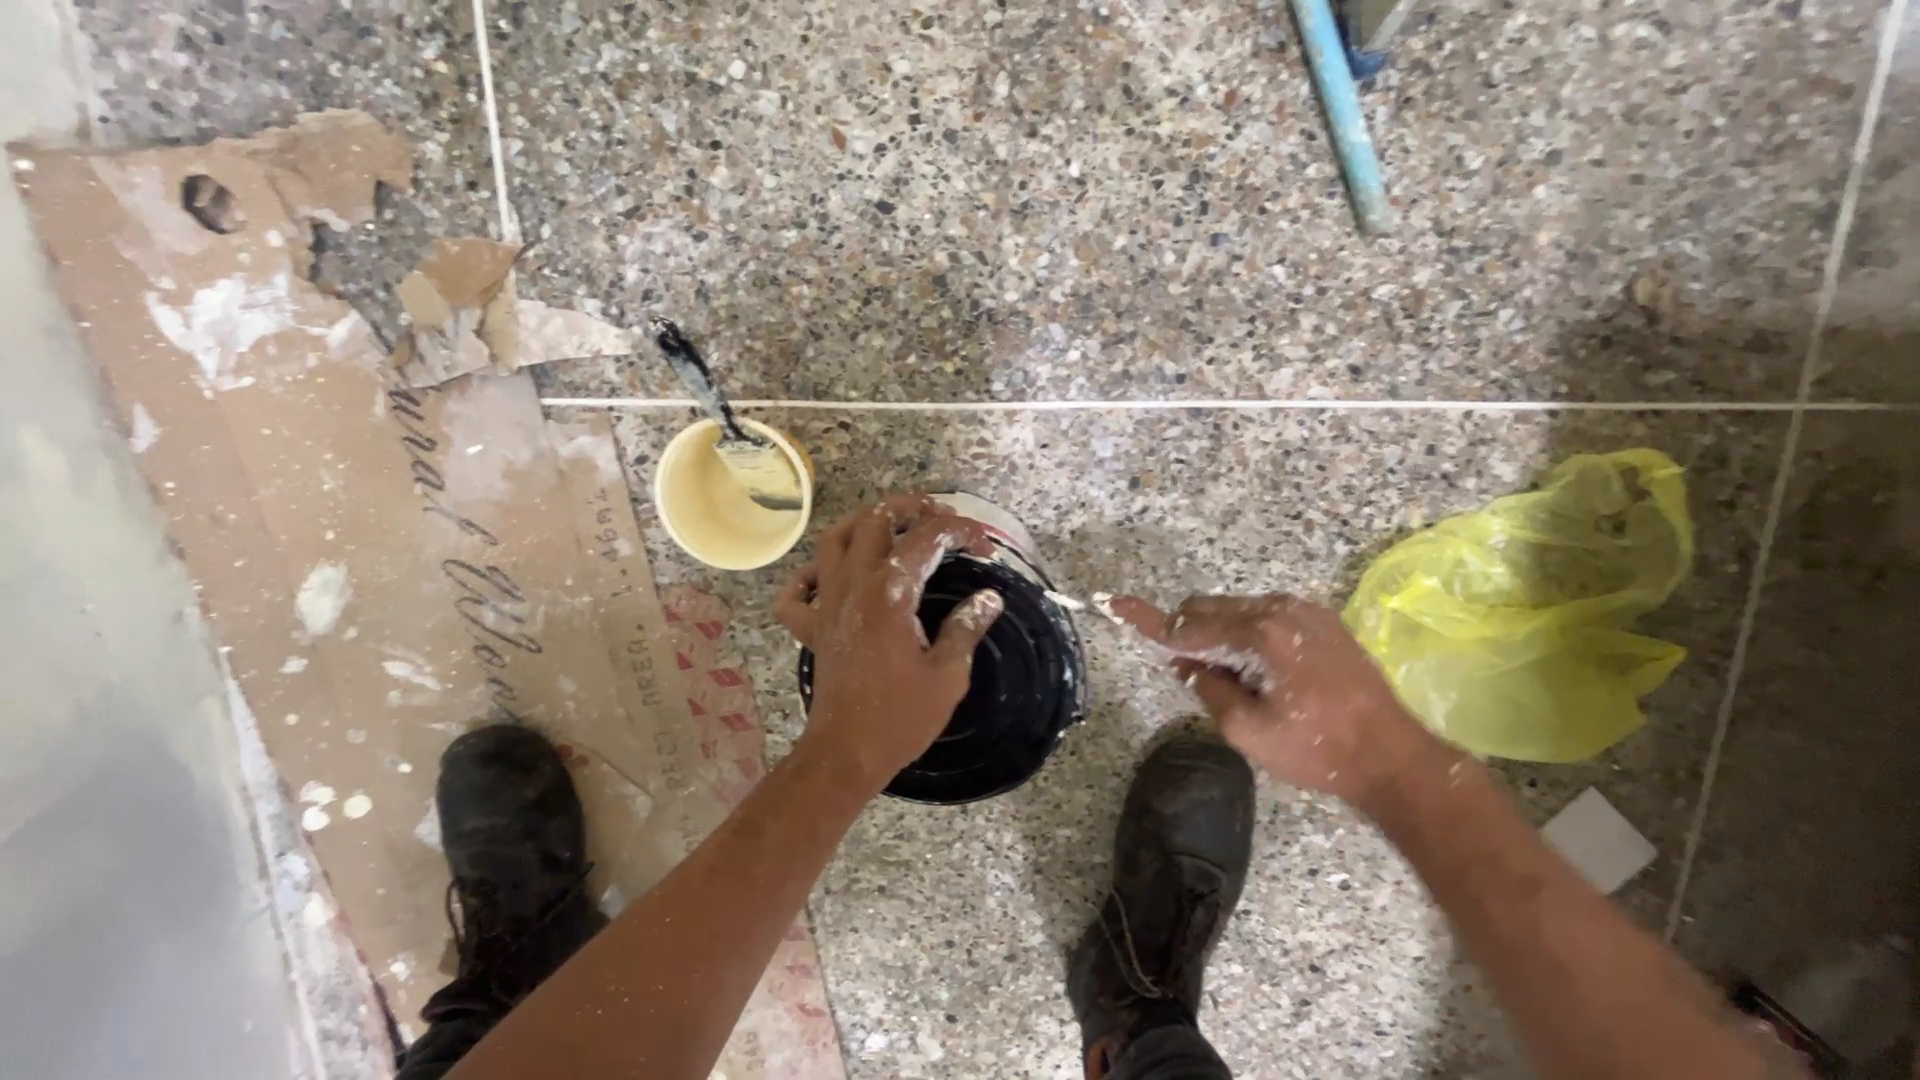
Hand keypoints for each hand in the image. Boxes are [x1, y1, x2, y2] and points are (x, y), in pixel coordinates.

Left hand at [775, 495, 1005, 794]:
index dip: (962, 531)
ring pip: (833, 540)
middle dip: (911, 508)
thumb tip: (989, 598)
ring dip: (862, 523)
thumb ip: (966, 627)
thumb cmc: (900, 718)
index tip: (986, 547)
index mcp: (891, 593)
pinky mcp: (811, 627)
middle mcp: (854, 586)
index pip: (927, 538)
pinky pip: (797, 590)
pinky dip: (810, 575)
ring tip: (890, 526)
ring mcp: (827, 604)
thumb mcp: (948, 674)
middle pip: (874, 520)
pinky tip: (831, 576)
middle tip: (940, 518)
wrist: (846, 753)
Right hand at [1109, 594, 1450, 804]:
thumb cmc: (1315, 750)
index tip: (1112, 601)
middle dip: (1189, 634)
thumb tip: (1186, 664)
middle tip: (1194, 676)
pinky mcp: (1321, 619)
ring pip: (1235, 609)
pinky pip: (1264, 614)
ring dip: (1219, 634)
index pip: (1187, 625)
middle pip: (1207, 608)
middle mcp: (1279, 609)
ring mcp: (1304, 610)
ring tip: (1236, 681)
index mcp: (1259, 634)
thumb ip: (1206, 688)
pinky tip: (1260, 670)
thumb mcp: (1245, 731)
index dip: (1146, 620)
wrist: (1391, 755)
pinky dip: (1246, 633)